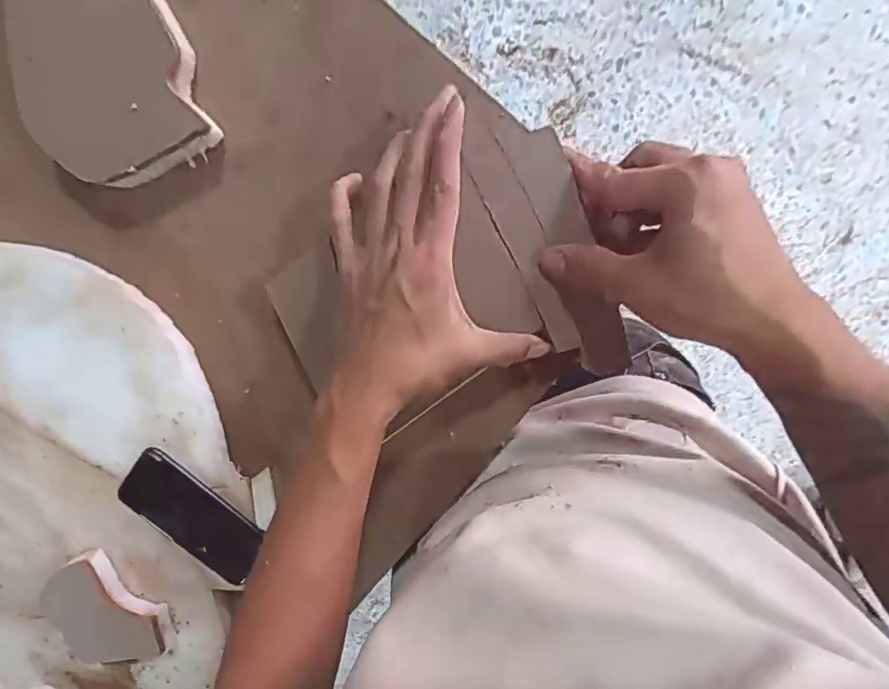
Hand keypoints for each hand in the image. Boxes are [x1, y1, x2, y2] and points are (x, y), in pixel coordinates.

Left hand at [327, 87, 548, 419]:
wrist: (364, 387)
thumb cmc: (416, 367)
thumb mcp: (469, 354)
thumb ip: (509, 346)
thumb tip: (547, 348)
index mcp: (432, 260)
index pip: (443, 189)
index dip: (449, 144)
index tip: (455, 109)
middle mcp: (399, 248)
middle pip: (411, 178)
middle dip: (425, 133)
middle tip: (438, 100)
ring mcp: (369, 257)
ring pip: (378, 194)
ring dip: (391, 157)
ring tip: (407, 130)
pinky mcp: (348, 272)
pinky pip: (340, 226)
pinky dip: (342, 199)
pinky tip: (351, 181)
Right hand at [539, 142, 825, 363]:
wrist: (770, 319)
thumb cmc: (704, 298)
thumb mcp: (635, 285)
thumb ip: (588, 266)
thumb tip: (548, 257)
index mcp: (684, 180)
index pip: (616, 179)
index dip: (582, 185)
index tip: (557, 170)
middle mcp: (708, 169)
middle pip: (642, 167)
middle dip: (612, 196)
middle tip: (595, 236)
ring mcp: (726, 184)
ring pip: (662, 182)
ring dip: (633, 209)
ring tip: (619, 251)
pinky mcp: (733, 205)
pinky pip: (683, 197)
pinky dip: (657, 216)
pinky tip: (645, 253)